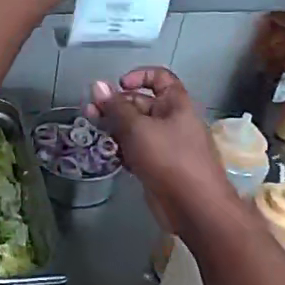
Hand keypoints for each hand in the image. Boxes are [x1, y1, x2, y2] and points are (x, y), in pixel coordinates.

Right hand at [87, 67, 237, 235]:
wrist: (195, 207)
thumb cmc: (169, 159)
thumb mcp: (137, 128)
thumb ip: (115, 107)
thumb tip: (98, 85)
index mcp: (176, 103)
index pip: (160, 77)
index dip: (139, 76)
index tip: (118, 85)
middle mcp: (173, 120)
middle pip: (141, 104)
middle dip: (116, 106)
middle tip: (90, 113)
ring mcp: (167, 145)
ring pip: (137, 129)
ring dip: (115, 129)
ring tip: (95, 135)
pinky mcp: (159, 166)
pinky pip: (138, 150)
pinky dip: (123, 150)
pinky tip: (108, 155)